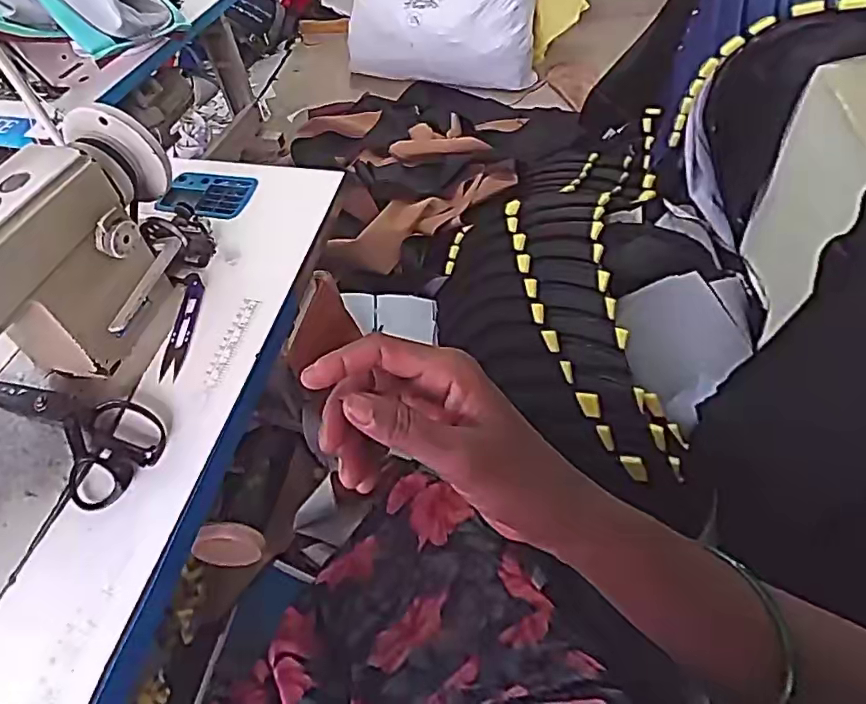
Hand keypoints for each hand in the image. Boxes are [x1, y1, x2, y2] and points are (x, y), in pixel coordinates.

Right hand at [300, 334, 606, 550]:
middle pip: (371, 380)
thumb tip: (354, 403)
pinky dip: (370, 451)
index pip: (381, 351)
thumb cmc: (524, 479)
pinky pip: (386, 431)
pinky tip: (366, 475)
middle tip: (333, 445)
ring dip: (355, 437)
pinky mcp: (431, 431)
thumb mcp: (460, 455)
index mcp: (448, 371)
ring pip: (374, 408)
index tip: (310, 379)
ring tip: (352, 473)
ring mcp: (432, 406)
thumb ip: (404, 427)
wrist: (554, 514)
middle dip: (345, 411)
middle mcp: (436, 382)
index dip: (341, 362)